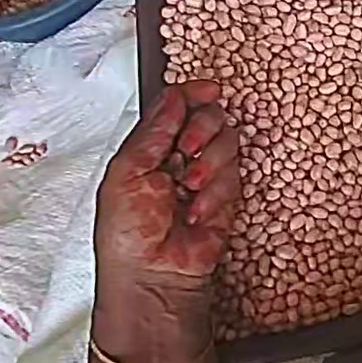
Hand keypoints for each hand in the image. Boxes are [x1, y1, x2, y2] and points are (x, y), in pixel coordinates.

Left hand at [92, 81, 239, 362]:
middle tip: (187, 150)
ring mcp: (206, 176)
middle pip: (210, 118)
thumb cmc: (127, 233)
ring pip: (227, 145)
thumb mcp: (126, 173)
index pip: (178, 107)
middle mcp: (180, 157)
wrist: (152, 274)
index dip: (194, 94)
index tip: (209, 88)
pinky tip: (197, 212)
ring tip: (188, 189)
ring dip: (209, 165)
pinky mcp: (227, 197)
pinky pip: (234, 177)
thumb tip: (175, 97)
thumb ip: (154, 131)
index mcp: (151, 147)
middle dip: (203, 129)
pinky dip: (216, 193)